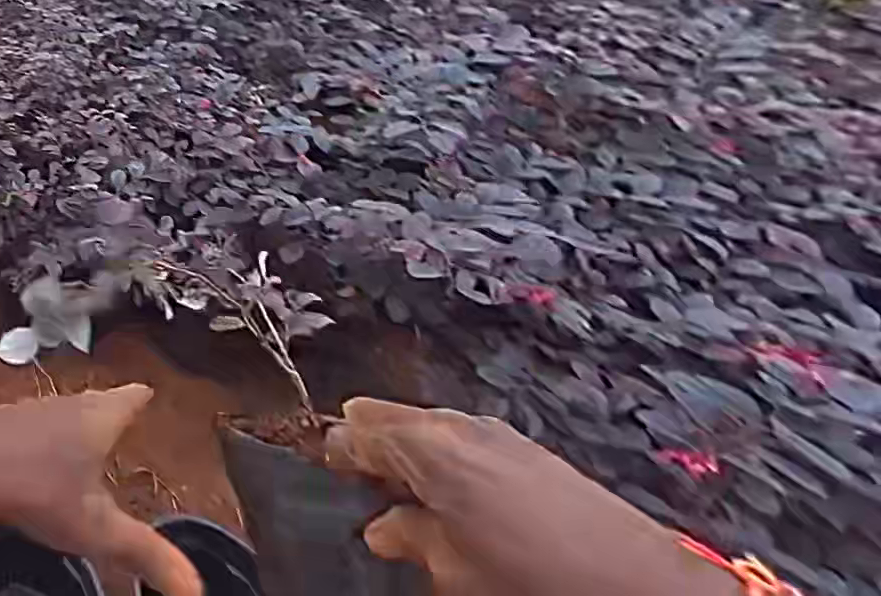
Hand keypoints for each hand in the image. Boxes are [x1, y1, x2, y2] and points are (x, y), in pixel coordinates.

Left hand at [0, 384, 201, 595]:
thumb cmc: (35, 489)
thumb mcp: (95, 529)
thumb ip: (145, 553)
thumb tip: (195, 587)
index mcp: (95, 418)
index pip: (127, 398)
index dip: (140, 396)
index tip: (149, 389)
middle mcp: (65, 403)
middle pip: (97, 400)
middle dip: (112, 405)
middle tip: (126, 407)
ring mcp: (32, 408)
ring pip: (66, 408)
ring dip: (81, 416)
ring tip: (90, 429)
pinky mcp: (5, 419)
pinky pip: (40, 419)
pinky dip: (52, 429)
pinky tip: (45, 448)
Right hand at [325, 398, 737, 595]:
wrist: (662, 594)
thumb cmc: (538, 584)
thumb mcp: (460, 575)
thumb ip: (409, 539)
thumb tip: (381, 529)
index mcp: (420, 446)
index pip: (351, 434)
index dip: (334, 456)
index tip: (329, 481)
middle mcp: (447, 422)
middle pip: (378, 414)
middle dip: (366, 443)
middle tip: (369, 488)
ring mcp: (489, 429)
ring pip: (418, 422)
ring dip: (405, 448)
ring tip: (415, 496)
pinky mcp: (523, 445)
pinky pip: (457, 435)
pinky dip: (442, 454)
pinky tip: (463, 497)